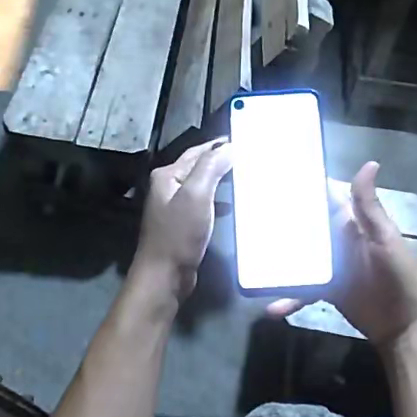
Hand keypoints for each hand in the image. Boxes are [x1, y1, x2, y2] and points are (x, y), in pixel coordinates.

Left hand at [131, 139, 234, 301]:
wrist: (165, 276)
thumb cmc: (179, 234)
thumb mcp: (196, 195)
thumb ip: (211, 167)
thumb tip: (229, 146)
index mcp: (168, 174)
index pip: (199, 151)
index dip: (222, 145)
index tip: (247, 141)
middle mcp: (168, 185)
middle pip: (200, 165)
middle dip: (223, 159)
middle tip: (251, 156)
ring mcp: (175, 205)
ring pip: (204, 184)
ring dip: (222, 179)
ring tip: (246, 175)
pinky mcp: (183, 222)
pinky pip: (205, 202)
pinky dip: (219, 199)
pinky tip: (233, 203)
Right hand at [267, 162, 416, 348]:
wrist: (405, 325)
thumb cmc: (399, 275)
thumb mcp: (384, 238)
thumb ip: (369, 206)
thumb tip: (370, 163)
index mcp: (349, 223)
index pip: (323, 198)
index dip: (302, 186)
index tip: (272, 176)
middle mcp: (335, 241)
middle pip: (303, 227)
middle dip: (278, 222)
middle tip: (247, 216)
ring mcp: (328, 266)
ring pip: (297, 258)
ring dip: (277, 261)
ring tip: (251, 264)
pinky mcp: (324, 290)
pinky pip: (301, 290)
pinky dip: (288, 298)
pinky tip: (272, 307)